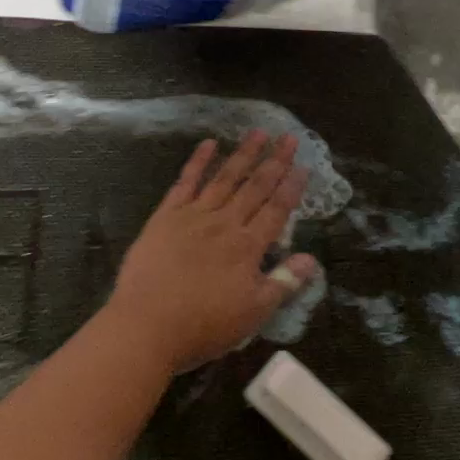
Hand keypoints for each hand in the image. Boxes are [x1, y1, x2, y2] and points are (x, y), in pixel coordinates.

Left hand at [101, 132, 320, 373]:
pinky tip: (208, 143)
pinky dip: (198, 161)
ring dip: (243, 154)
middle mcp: (225, 224)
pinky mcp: (165, 217)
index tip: (303, 166)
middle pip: (255, 187)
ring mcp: (193, 216)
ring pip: (224, 178)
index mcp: (248, 247)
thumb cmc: (204, 326)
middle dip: (274, 162)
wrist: (147, 325)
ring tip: (258, 132)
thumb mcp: (253, 313)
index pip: (277, 210)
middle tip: (288, 137)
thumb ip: (283, 283)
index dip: (292, 188)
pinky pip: (185, 182)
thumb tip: (311, 259)